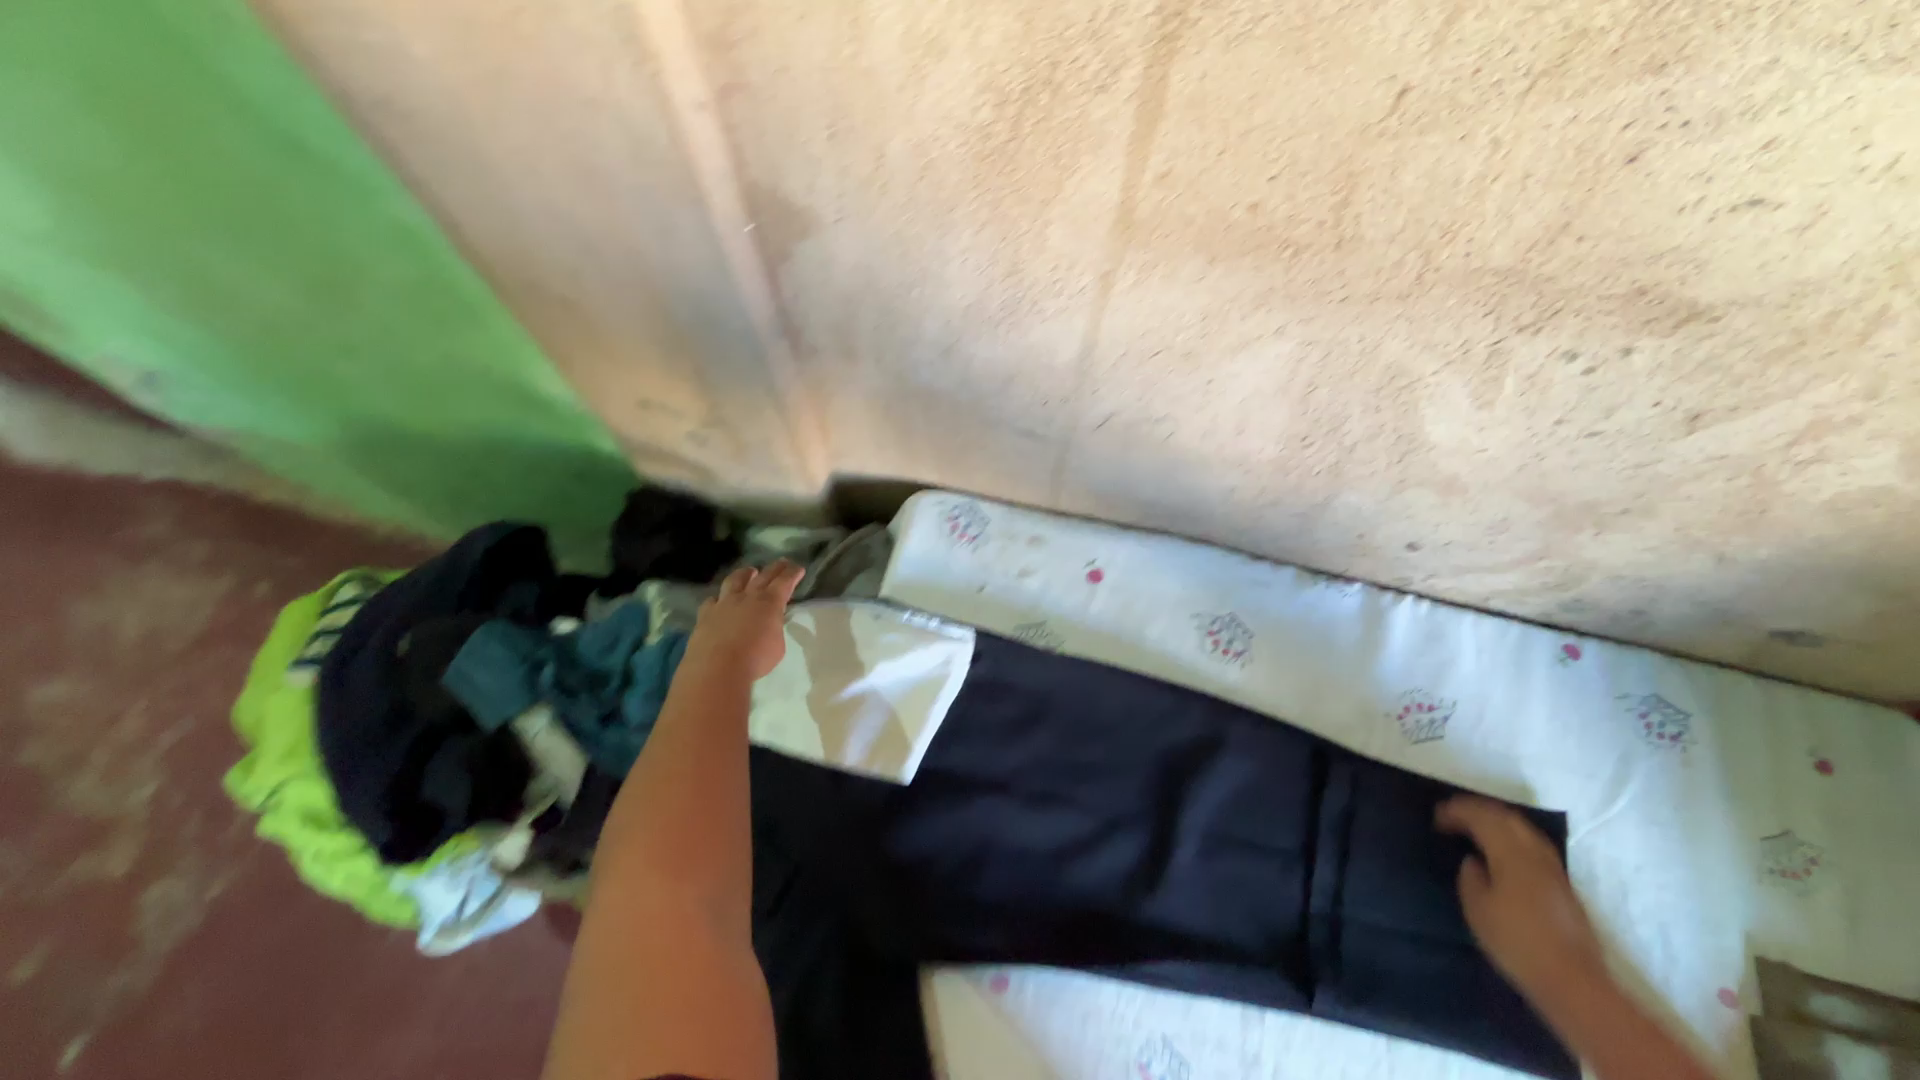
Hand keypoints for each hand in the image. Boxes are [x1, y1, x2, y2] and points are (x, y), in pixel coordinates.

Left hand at [684, 560, 805, 678]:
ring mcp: (724, 603)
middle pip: (763, 576)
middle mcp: (747, 597)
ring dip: (744, 574)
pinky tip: (718, 601)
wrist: (717, 668)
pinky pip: (712, 601)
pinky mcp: (706, 614)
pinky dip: (718, 599)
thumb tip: (769, 625)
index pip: (784, 582)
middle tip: (783, 562)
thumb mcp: (777, 646)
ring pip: (735, 580)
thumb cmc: (755, 660)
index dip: (792, 574)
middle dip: (775, 568)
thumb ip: (774, 630)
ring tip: (750, 571)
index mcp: (769, 603)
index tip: (798, 568)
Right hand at [1436, 795, 1605, 1001]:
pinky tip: (1502, 847)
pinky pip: (1532, 842)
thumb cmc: (1516, 943)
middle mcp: (1535, 853)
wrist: (1572, 979)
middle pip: (1505, 816)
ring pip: (1523, 827)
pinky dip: (1511, 833)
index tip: (1435, 818)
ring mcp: (1553, 867)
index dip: (1457, 812)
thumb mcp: (1478, 910)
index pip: (1482, 818)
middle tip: (1451, 814)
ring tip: (1474, 826)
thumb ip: (1470, 877)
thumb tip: (1473, 860)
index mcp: (1511, 855)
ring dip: (1496, 819)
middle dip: (1477, 809)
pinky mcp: (1562, 882)